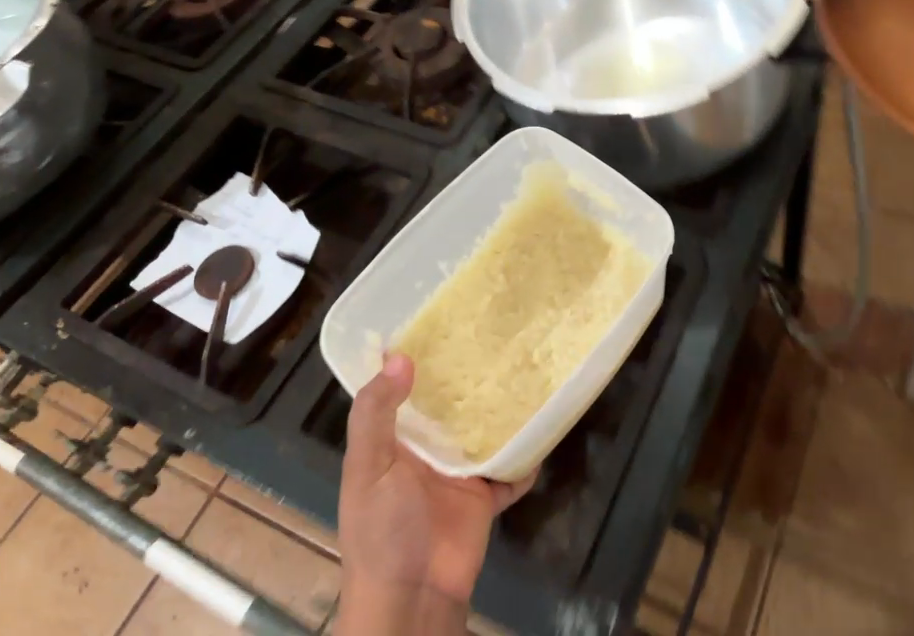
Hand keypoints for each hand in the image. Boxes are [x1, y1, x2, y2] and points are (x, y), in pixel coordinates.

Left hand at [336, 353, 536, 634]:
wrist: (412, 597)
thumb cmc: (382, 530)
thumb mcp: (369, 468)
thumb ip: (377, 414)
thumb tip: (400, 356)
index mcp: (392, 440)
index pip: (401, 390)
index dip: (414, 357)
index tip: (438, 316)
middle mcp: (425, 450)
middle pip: (449, 405)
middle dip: (468, 377)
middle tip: (498, 333)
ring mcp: (457, 473)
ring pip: (483, 430)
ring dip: (500, 409)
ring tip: (527, 367)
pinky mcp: (485, 496)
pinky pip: (511, 469)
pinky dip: (525, 455)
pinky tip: (545, 425)